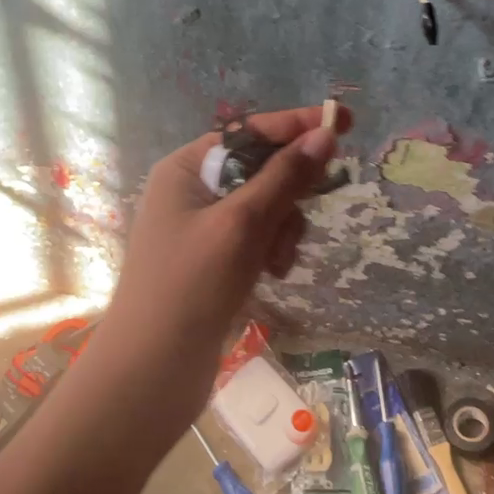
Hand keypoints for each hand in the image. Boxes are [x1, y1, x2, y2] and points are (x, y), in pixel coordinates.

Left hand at [104, 105, 347, 366]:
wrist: (150, 373)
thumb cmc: (190, 286)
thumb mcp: (242, 224)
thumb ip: (285, 178)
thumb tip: (324, 134)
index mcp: (186, 168)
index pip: (251, 131)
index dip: (296, 124)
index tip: (343, 120)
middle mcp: (192, 189)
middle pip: (261, 168)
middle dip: (288, 192)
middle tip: (303, 213)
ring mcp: (203, 227)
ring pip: (266, 205)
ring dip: (282, 227)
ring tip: (277, 261)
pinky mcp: (214, 260)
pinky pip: (258, 236)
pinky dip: (272, 249)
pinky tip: (273, 274)